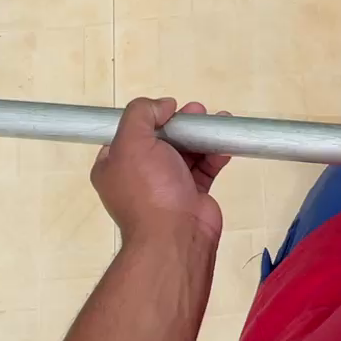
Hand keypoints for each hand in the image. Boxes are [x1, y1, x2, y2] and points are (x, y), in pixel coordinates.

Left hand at [91, 97, 231, 247]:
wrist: (176, 235)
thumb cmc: (148, 188)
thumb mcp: (132, 142)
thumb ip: (142, 113)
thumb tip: (164, 105)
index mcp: (115, 165)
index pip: (128, 133)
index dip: (148, 117)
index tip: (166, 109)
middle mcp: (139, 175)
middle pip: (162, 138)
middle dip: (181, 122)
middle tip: (197, 111)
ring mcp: (167, 184)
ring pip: (185, 150)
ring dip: (201, 133)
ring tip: (216, 120)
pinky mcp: (192, 192)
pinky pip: (204, 166)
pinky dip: (215, 152)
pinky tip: (225, 142)